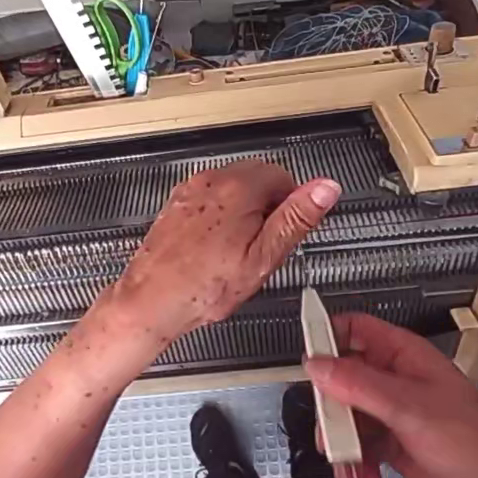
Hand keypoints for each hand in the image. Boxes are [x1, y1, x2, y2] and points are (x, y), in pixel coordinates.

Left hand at [102, 160, 338, 343]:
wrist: (151, 300)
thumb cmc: (202, 285)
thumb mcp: (263, 256)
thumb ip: (296, 217)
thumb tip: (325, 188)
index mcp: (239, 188)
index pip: (284, 176)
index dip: (289, 207)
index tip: (281, 232)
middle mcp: (212, 181)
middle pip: (257, 177)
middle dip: (266, 206)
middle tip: (261, 245)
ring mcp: (191, 191)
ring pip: (233, 189)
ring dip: (242, 211)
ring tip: (235, 250)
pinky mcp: (177, 204)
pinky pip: (210, 201)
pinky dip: (219, 218)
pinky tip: (214, 249)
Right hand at [305, 312, 477, 477]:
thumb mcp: (412, 408)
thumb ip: (361, 385)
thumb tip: (319, 365)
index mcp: (403, 356)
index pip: (355, 330)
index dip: (328, 338)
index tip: (307, 359)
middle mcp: (394, 380)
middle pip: (340, 379)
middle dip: (330, 408)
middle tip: (331, 430)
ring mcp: (390, 412)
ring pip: (344, 417)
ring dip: (342, 445)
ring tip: (352, 465)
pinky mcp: (390, 443)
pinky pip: (356, 447)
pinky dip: (355, 465)